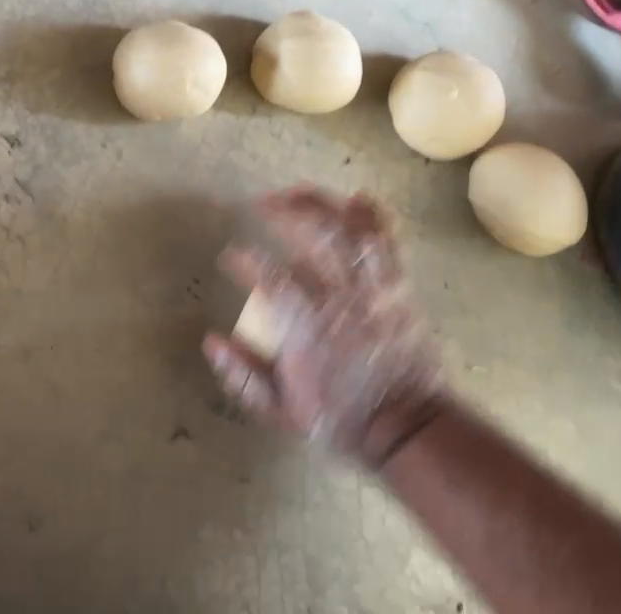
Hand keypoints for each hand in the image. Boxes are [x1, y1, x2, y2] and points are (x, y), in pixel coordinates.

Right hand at [203, 186, 445, 466]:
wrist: (410, 428)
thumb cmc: (341, 418)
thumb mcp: (282, 410)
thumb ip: (243, 376)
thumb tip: (210, 341)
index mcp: (307, 326)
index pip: (270, 277)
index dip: (244, 259)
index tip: (229, 255)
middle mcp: (341, 298)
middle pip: (314, 235)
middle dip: (283, 210)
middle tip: (260, 204)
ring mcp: (374, 289)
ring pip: (349, 229)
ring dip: (322, 204)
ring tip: (296, 192)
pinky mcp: (399, 288)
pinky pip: (388, 242)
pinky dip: (373, 216)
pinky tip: (357, 199)